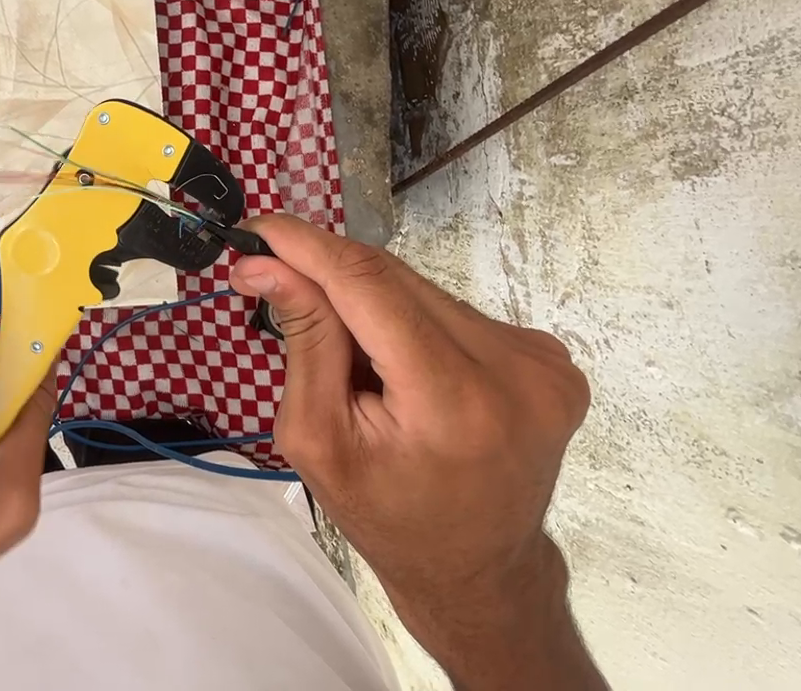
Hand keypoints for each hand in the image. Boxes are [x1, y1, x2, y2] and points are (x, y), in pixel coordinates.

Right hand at [231, 215, 603, 690]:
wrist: (478, 571)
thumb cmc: (385, 516)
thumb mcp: (316, 438)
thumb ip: (302, 341)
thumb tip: (264, 266)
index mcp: (454, 399)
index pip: (367, 284)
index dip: (304, 245)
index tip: (253, 229)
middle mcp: (515, 366)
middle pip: (391, 278)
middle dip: (322, 270)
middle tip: (267, 278)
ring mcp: (542, 358)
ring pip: (417, 286)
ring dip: (362, 296)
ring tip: (344, 352)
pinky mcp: (546, 354)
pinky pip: (446, 306)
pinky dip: (401, 315)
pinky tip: (389, 359)